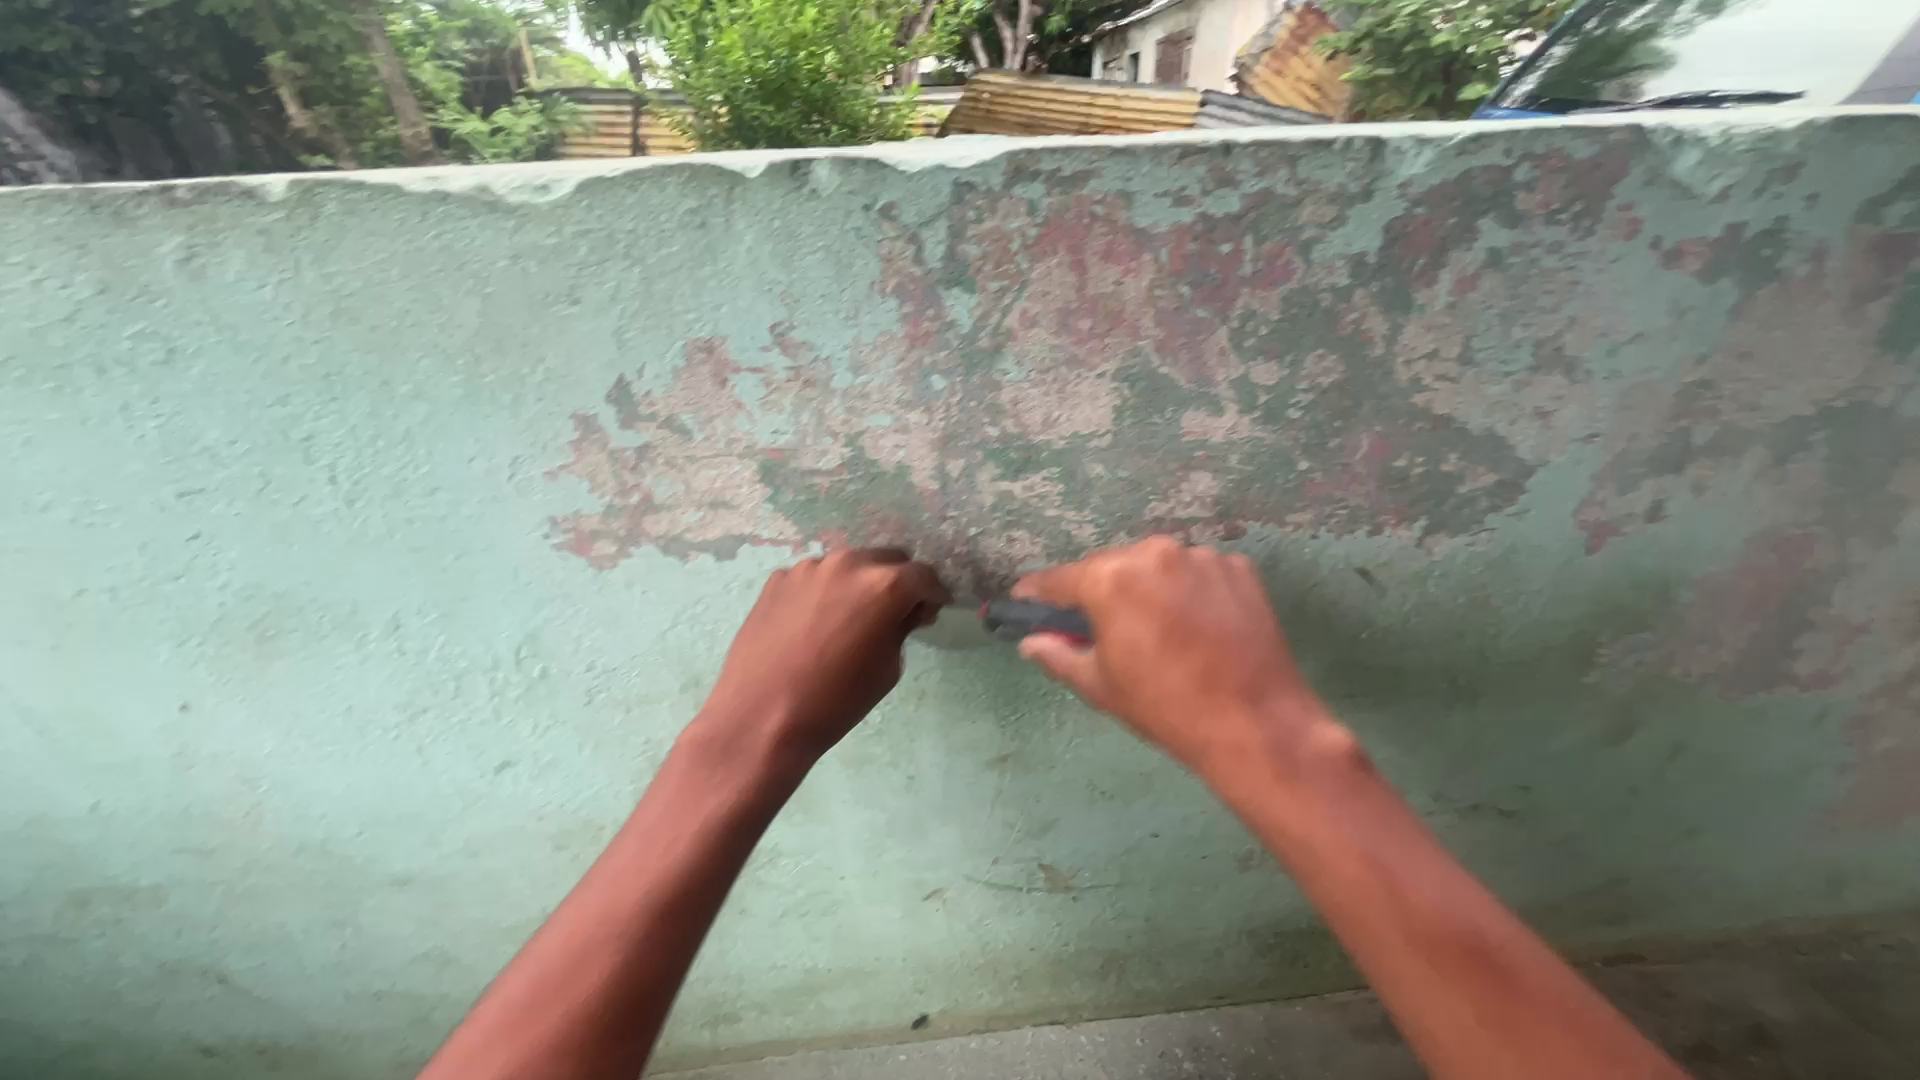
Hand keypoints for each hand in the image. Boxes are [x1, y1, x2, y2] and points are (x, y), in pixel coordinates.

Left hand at [697, 548, 949, 760]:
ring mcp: (809, 567)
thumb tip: (903, 612)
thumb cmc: (835, 701)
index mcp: (884, 585)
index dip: (932, 595)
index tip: (929, 613)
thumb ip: (901, 628)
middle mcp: (848, 563)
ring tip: (850, 619)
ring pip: (849, 565)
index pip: (924, 575)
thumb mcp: (887, 668)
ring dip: (859, 584)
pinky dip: (824, 592)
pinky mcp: (779, 579)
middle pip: (887, 559)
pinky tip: (814, 625)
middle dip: (898, 582)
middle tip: (894, 614)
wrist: (760, 717)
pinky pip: (815, 578)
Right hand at [1013, 537, 1336, 777]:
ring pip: (1156, 567)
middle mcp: (1153, 554)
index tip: (1025, 602)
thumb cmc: (1165, 708)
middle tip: (1099, 627)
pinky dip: (1187, 591)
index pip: (1059, 580)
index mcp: (1110, 580)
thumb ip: (1057, 655)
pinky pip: (1196, 573)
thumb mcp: (1100, 686)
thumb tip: (1030, 642)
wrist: (1256, 725)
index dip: (1038, 593)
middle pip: (1110, 567)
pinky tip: (1197, 626)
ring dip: (1146, 589)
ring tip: (1156, 629)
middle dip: (1098, 592)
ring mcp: (1200, 558)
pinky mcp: (1238, 569)